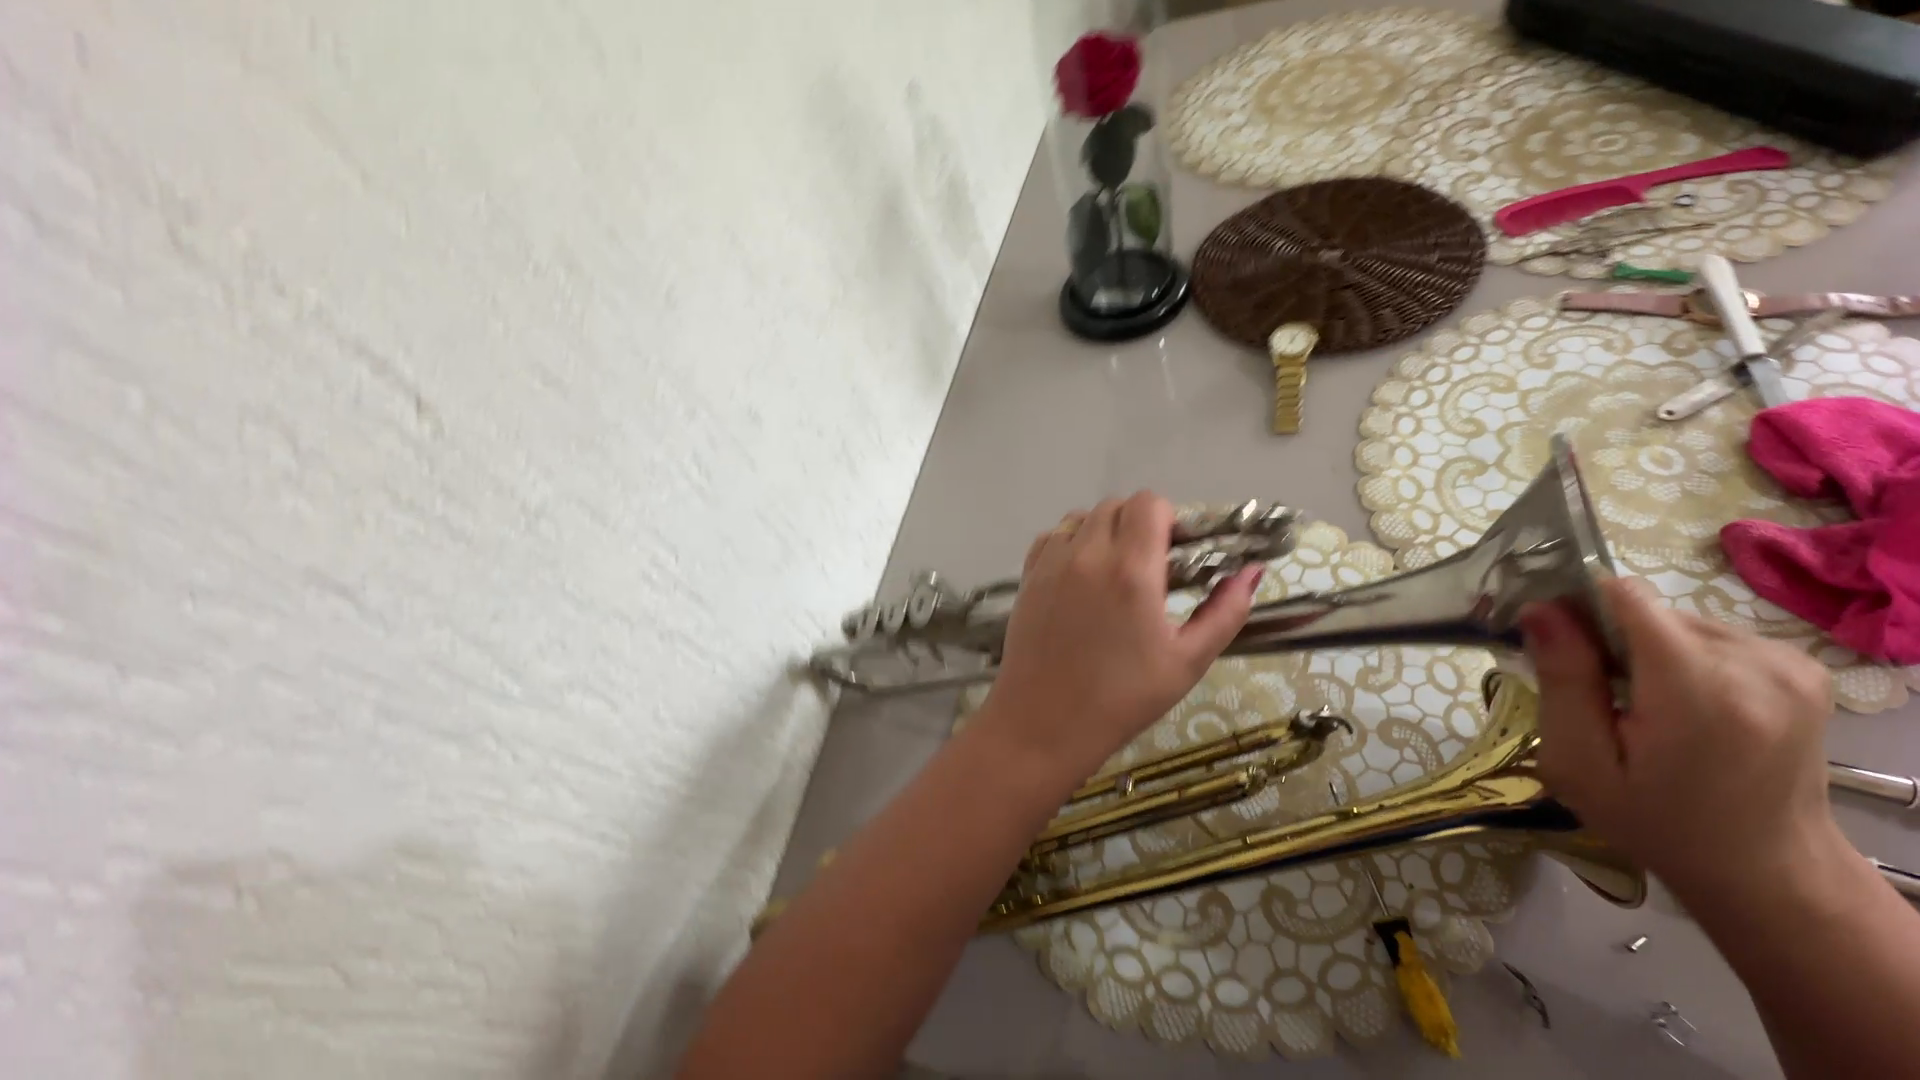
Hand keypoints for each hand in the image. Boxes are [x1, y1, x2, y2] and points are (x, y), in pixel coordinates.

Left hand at [974, 492, 1263, 782]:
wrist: (1044, 725)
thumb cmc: (1123, 699)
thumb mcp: (1187, 661)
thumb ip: (1225, 612)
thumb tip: (1251, 572)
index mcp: (1131, 570)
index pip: (1149, 504)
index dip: (1169, 520)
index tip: (1176, 554)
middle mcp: (1087, 554)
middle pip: (1116, 506)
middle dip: (1139, 525)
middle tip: (1151, 567)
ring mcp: (1051, 564)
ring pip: (1081, 518)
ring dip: (1104, 532)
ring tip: (1115, 574)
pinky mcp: (1027, 578)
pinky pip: (1052, 538)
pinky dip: (1071, 544)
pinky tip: (1082, 579)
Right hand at [1521, 578, 1849, 906]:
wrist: (1766, 867)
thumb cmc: (1656, 822)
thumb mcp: (1580, 764)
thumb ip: (1563, 680)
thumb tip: (1541, 609)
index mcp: (1699, 690)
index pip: (1626, 597)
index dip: (1580, 610)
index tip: (1562, 651)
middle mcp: (1756, 663)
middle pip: (1650, 613)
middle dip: (1614, 642)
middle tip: (1603, 700)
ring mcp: (1790, 663)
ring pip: (1680, 622)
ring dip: (1651, 652)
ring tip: (1646, 709)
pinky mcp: (1803, 667)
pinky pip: (1714, 637)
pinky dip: (1686, 661)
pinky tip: (1685, 708)